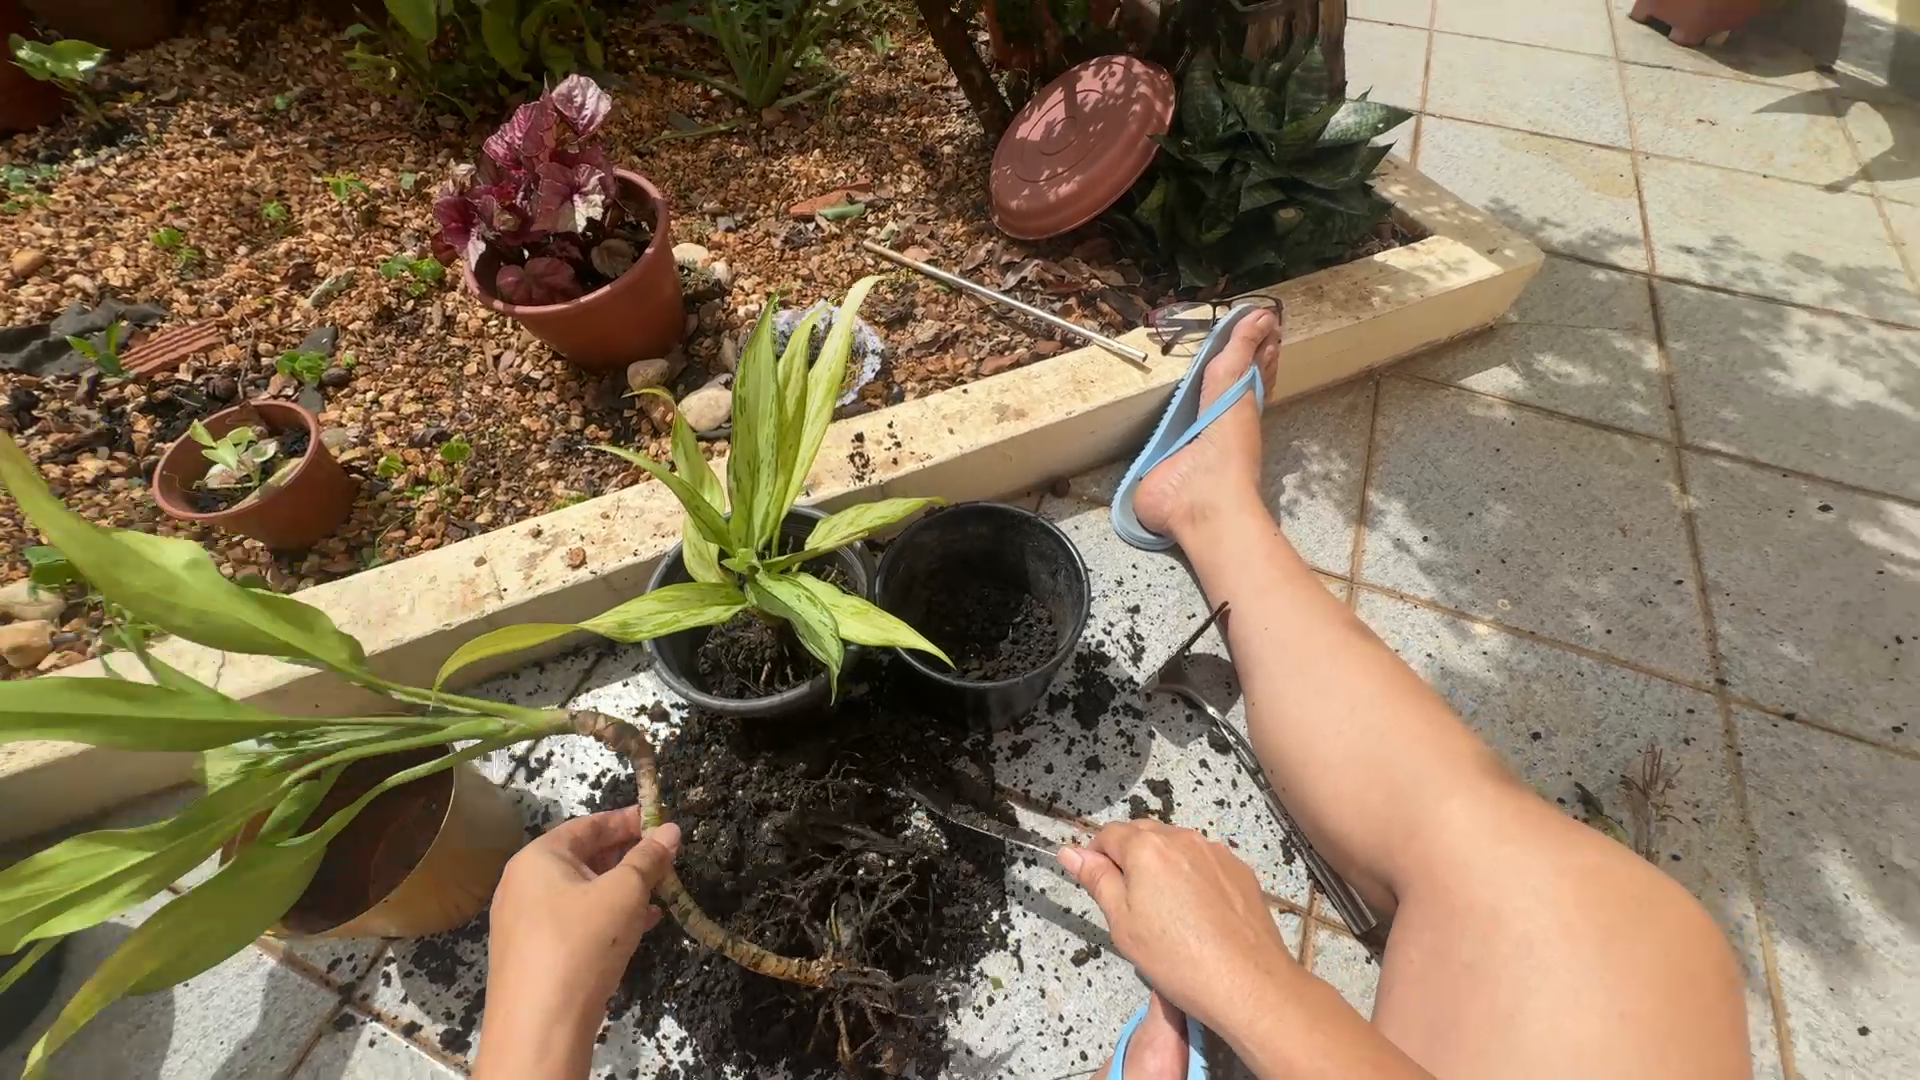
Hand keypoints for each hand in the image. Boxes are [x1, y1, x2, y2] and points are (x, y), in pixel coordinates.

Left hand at [474, 807, 678, 1078]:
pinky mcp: (534, 953)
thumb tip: (671, 829)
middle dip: (629, 855)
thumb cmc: (581, 943)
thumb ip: (650, 856)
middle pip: (585, 856)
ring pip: (584, 890)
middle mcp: (524, 884)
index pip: (590, 824)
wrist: (539, 1031)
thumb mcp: (626, 891)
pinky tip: (643, 922)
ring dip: (624, 886)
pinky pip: (577, 919)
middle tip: (666, 856)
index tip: (662, 821)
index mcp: (538, 859)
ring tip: (662, 889)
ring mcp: (525, 922)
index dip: (628, 820)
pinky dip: (609, 914)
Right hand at [1059, 820, 1293, 1030]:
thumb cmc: (1177, 959)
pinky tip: (1200, 912)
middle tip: (1133, 903)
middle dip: (1130, 858)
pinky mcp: (1239, 869)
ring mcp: (1214, 851)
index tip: (1101, 887)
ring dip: (1163, 865)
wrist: (1251, 985)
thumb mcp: (1123, 923)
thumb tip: (1069, 850)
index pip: (1108, 835)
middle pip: (1142, 835)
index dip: (1098, 857)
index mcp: (1146, 847)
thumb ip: (1096, 879)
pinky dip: (1194, 875)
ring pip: (1175, 846)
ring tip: (1169, 910)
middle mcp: (1180, 837)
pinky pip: (1204, 861)